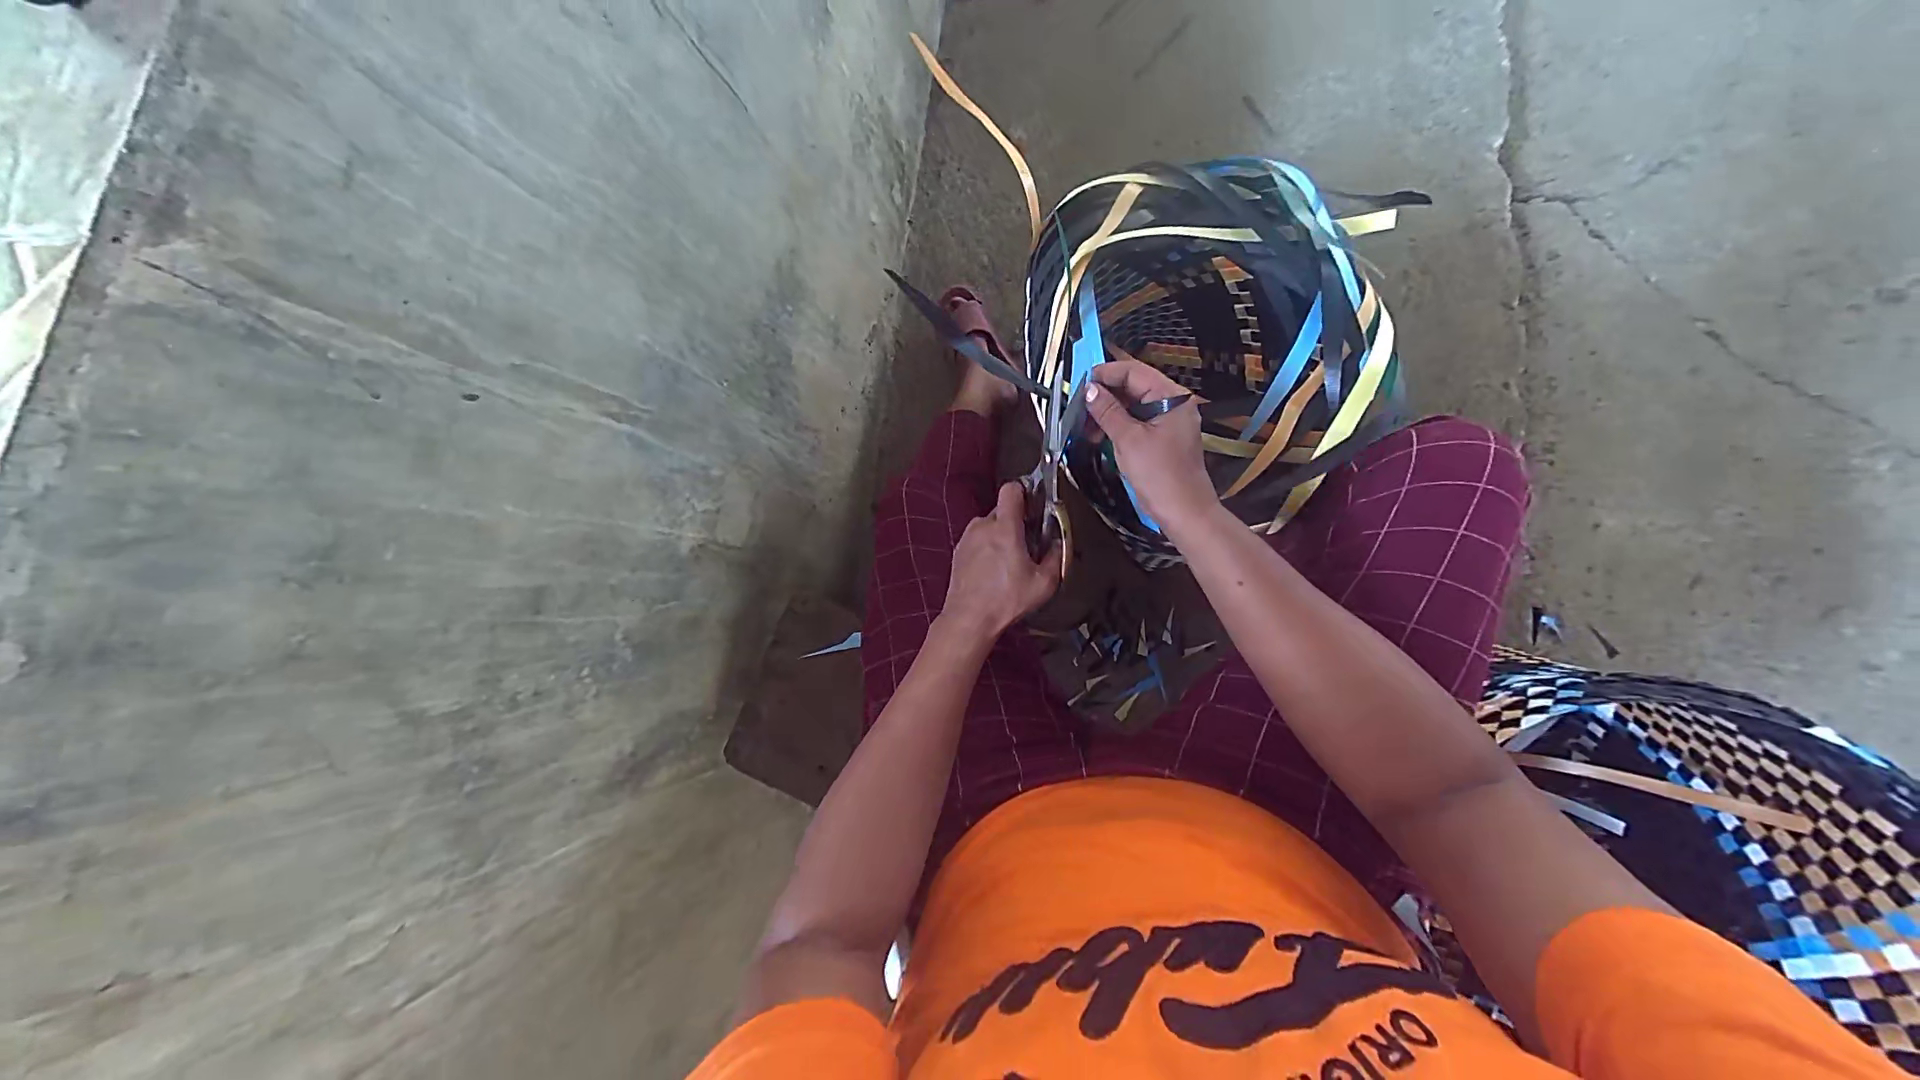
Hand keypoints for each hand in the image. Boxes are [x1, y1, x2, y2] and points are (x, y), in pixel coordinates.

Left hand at [940, 482, 1062, 640]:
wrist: (969, 619)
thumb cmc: (1004, 601)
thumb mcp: (1043, 583)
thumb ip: (1056, 558)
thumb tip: (1058, 545)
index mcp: (1004, 528)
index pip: (1011, 490)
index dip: (1024, 492)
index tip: (1034, 504)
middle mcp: (982, 527)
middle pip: (1002, 510)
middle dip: (1016, 522)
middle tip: (1028, 543)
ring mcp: (967, 539)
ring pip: (989, 526)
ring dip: (1000, 536)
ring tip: (1011, 561)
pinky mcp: (959, 552)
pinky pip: (977, 540)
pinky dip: (986, 548)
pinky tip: (995, 570)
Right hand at [1083, 360, 1220, 533]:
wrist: (1184, 513)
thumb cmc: (1160, 476)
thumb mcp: (1128, 440)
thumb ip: (1107, 411)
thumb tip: (1089, 390)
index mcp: (1172, 396)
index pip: (1134, 371)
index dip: (1105, 374)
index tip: (1080, 385)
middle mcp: (1174, 403)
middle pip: (1134, 386)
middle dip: (1104, 395)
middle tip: (1078, 408)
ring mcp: (1170, 421)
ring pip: (1133, 405)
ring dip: (1108, 412)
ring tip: (1086, 426)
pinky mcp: (1164, 438)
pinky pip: (1138, 422)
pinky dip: (1118, 425)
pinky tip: (1100, 435)